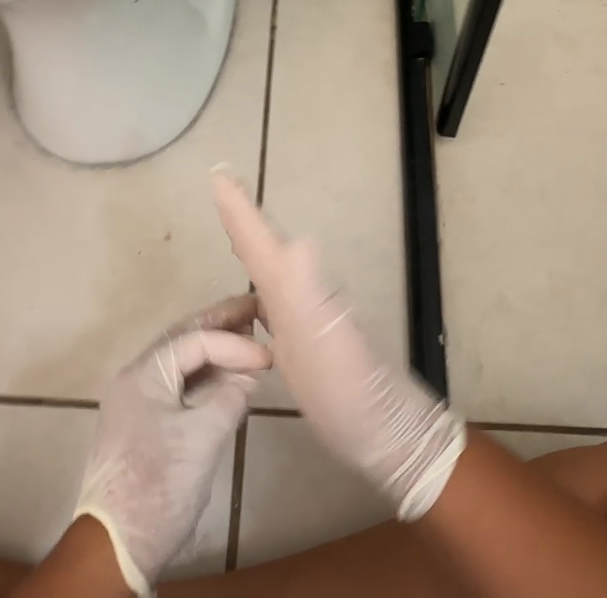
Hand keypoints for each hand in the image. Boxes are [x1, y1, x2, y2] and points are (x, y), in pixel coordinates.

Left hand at [74, 294, 270, 593]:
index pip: (195, 341)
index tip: (269, 357)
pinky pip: (178, 385)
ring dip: (214, 349)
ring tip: (248, 336)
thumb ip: (232, 394)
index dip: (235, 344)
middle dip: (220, 324)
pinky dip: (205, 376)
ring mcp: (137, 402)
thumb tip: (255, 369)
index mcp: (144, 375)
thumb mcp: (205, 437)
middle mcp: (136, 379)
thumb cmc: (160, 485)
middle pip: (183, 340)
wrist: (116, 545)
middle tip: (256, 308)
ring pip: (180, 362)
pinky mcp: (144, 424)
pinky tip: (228, 377)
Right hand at [211, 168, 465, 520]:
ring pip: (273, 270)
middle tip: (219, 193)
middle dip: (242, 221)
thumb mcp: (324, 343)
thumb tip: (296, 244)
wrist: (387, 430)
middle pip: (267, 247)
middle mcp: (305, 293)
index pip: (262, 241)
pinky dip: (262, 284)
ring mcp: (309, 317)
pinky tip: (257, 295)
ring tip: (230, 233)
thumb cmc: (349, 392)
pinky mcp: (310, 341)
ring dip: (252, 248)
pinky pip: (277, 300)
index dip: (240, 210)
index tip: (219, 175)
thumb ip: (306, 294)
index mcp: (301, 289)